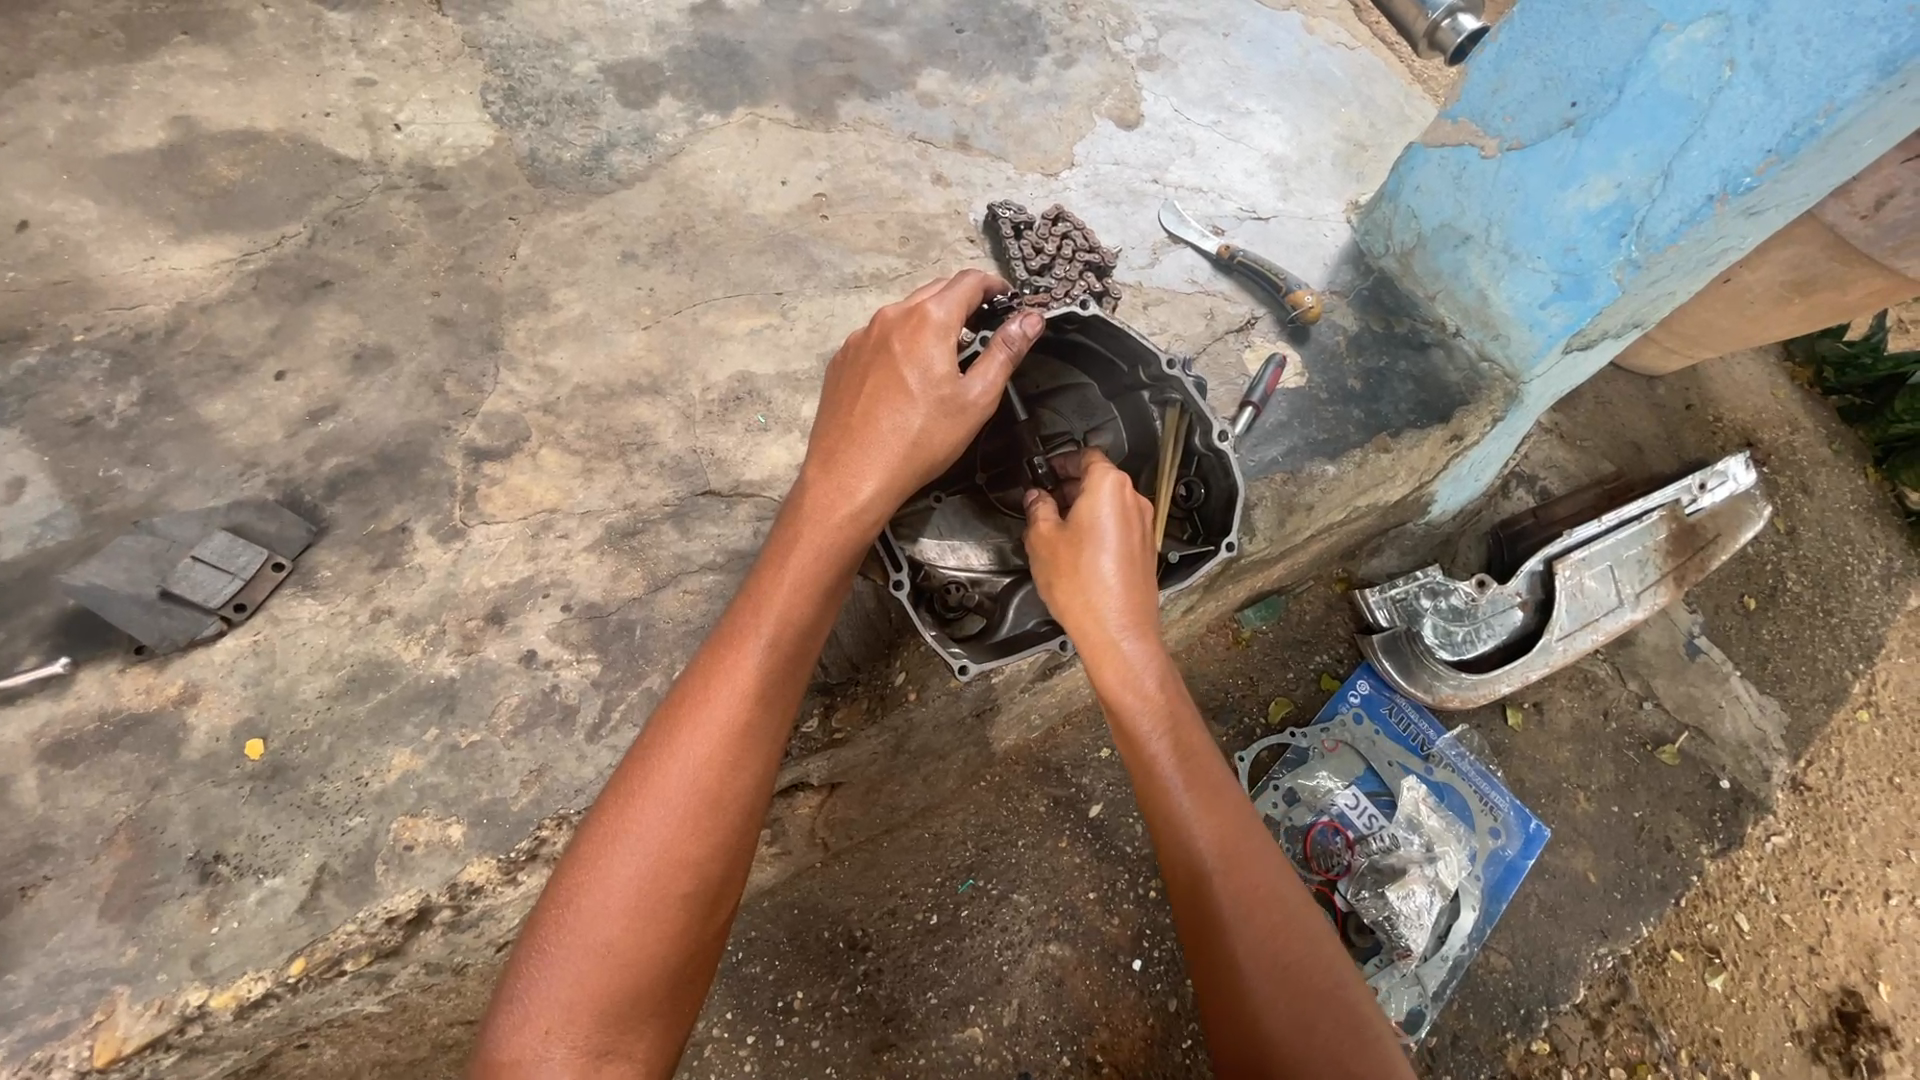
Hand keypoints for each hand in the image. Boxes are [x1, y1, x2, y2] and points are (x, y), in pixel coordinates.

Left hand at [798, 269, 1044, 537]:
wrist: (850, 475)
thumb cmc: (919, 441)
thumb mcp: (975, 400)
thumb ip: (1005, 353)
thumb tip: (1032, 319)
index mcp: (928, 321)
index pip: (968, 281)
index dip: (993, 285)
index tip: (1006, 298)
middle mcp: (890, 317)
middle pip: (934, 292)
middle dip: (962, 302)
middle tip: (981, 328)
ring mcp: (861, 337)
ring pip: (903, 314)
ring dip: (929, 322)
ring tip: (944, 355)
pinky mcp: (843, 359)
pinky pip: (878, 338)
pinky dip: (899, 343)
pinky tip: (904, 378)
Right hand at [1022, 448, 1161, 657]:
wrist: (1117, 630)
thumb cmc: (1082, 585)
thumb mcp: (1042, 540)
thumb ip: (1037, 509)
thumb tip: (1036, 497)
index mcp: (1109, 487)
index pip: (1086, 456)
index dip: (1061, 461)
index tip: (1044, 472)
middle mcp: (1132, 500)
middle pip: (1099, 479)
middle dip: (1069, 487)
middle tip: (1042, 501)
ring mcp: (1143, 525)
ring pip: (1109, 504)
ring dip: (1083, 509)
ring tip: (1055, 529)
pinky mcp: (1145, 549)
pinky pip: (1119, 526)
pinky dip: (1098, 528)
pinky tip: (1076, 550)